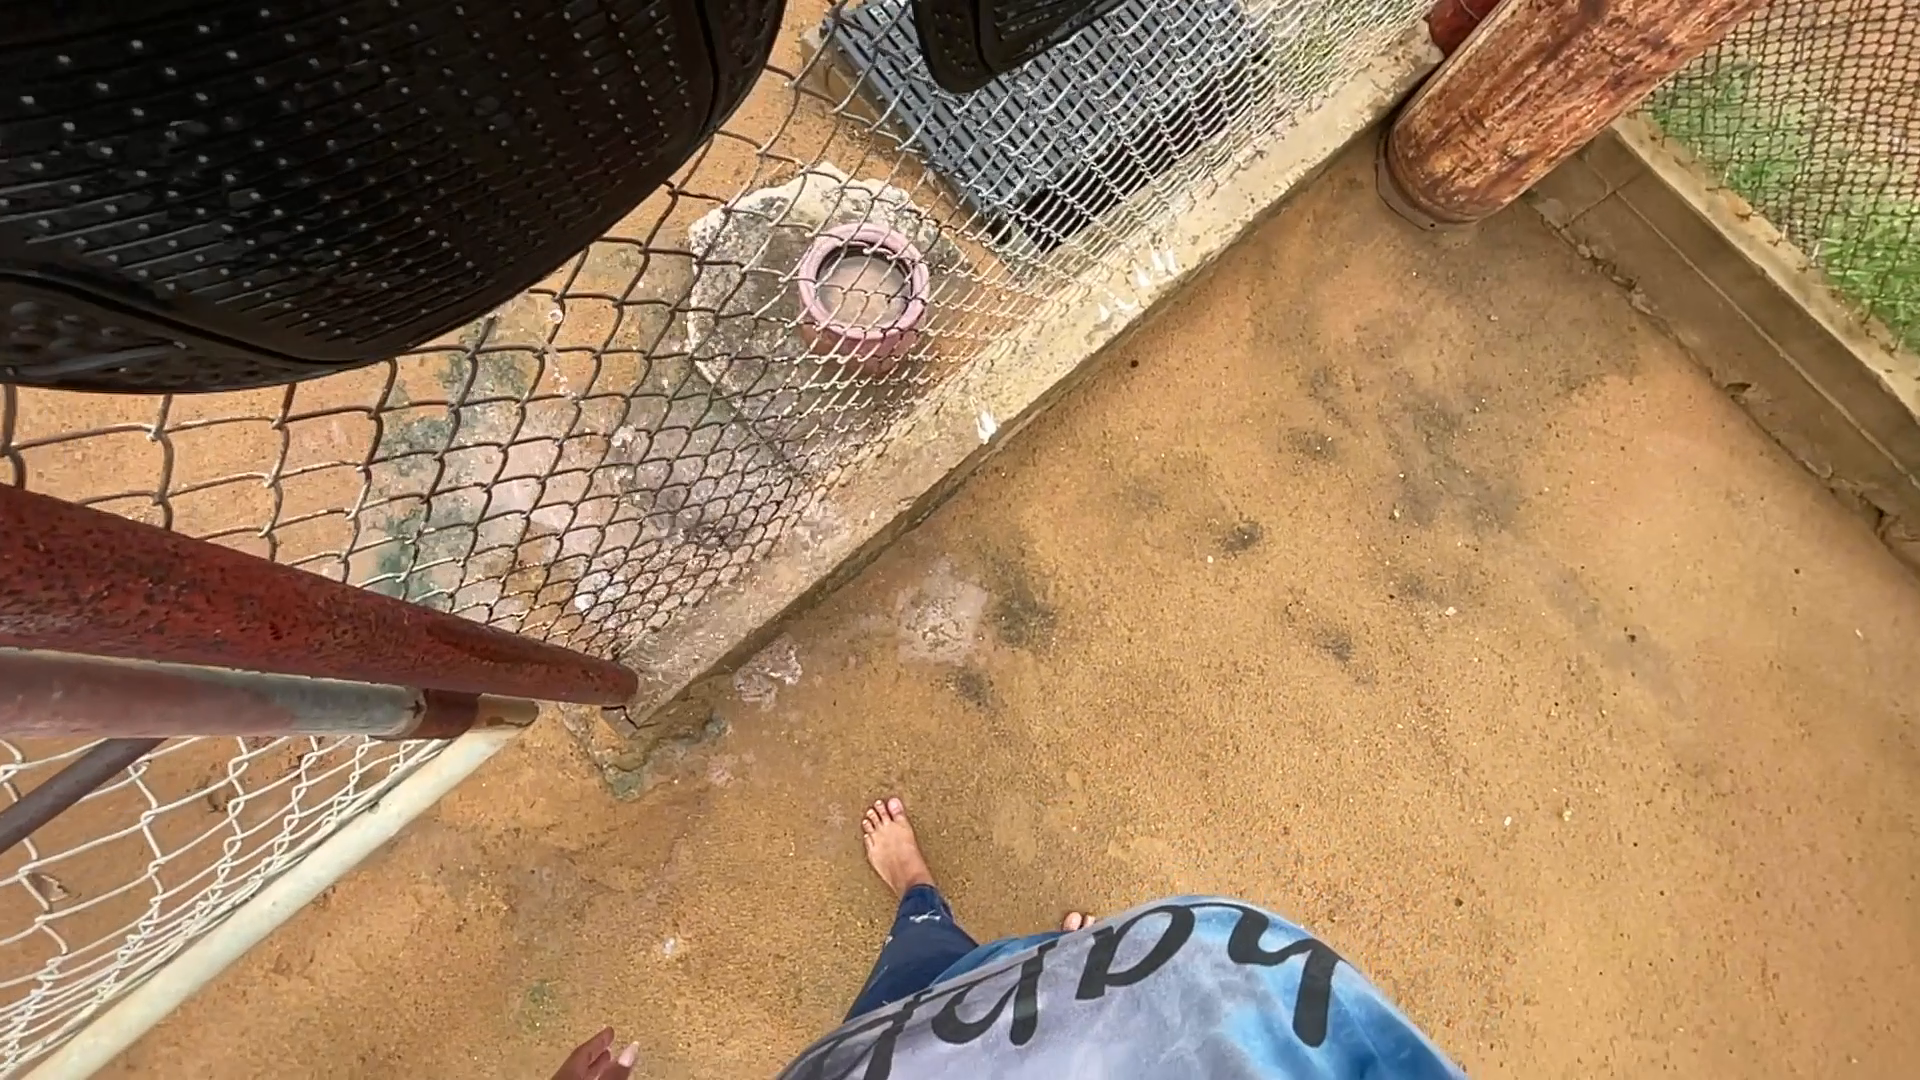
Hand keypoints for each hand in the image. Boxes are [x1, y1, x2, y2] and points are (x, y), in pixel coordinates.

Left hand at [550, 1027, 638, 1079]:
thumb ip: (615, 1071)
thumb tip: (633, 1047)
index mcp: (567, 1072)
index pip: (583, 1050)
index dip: (598, 1040)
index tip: (610, 1030)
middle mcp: (559, 1076)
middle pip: (576, 1062)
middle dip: (594, 1052)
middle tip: (607, 1043)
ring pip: (573, 1074)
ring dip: (590, 1067)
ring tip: (604, 1061)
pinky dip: (584, 1078)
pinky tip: (594, 1079)